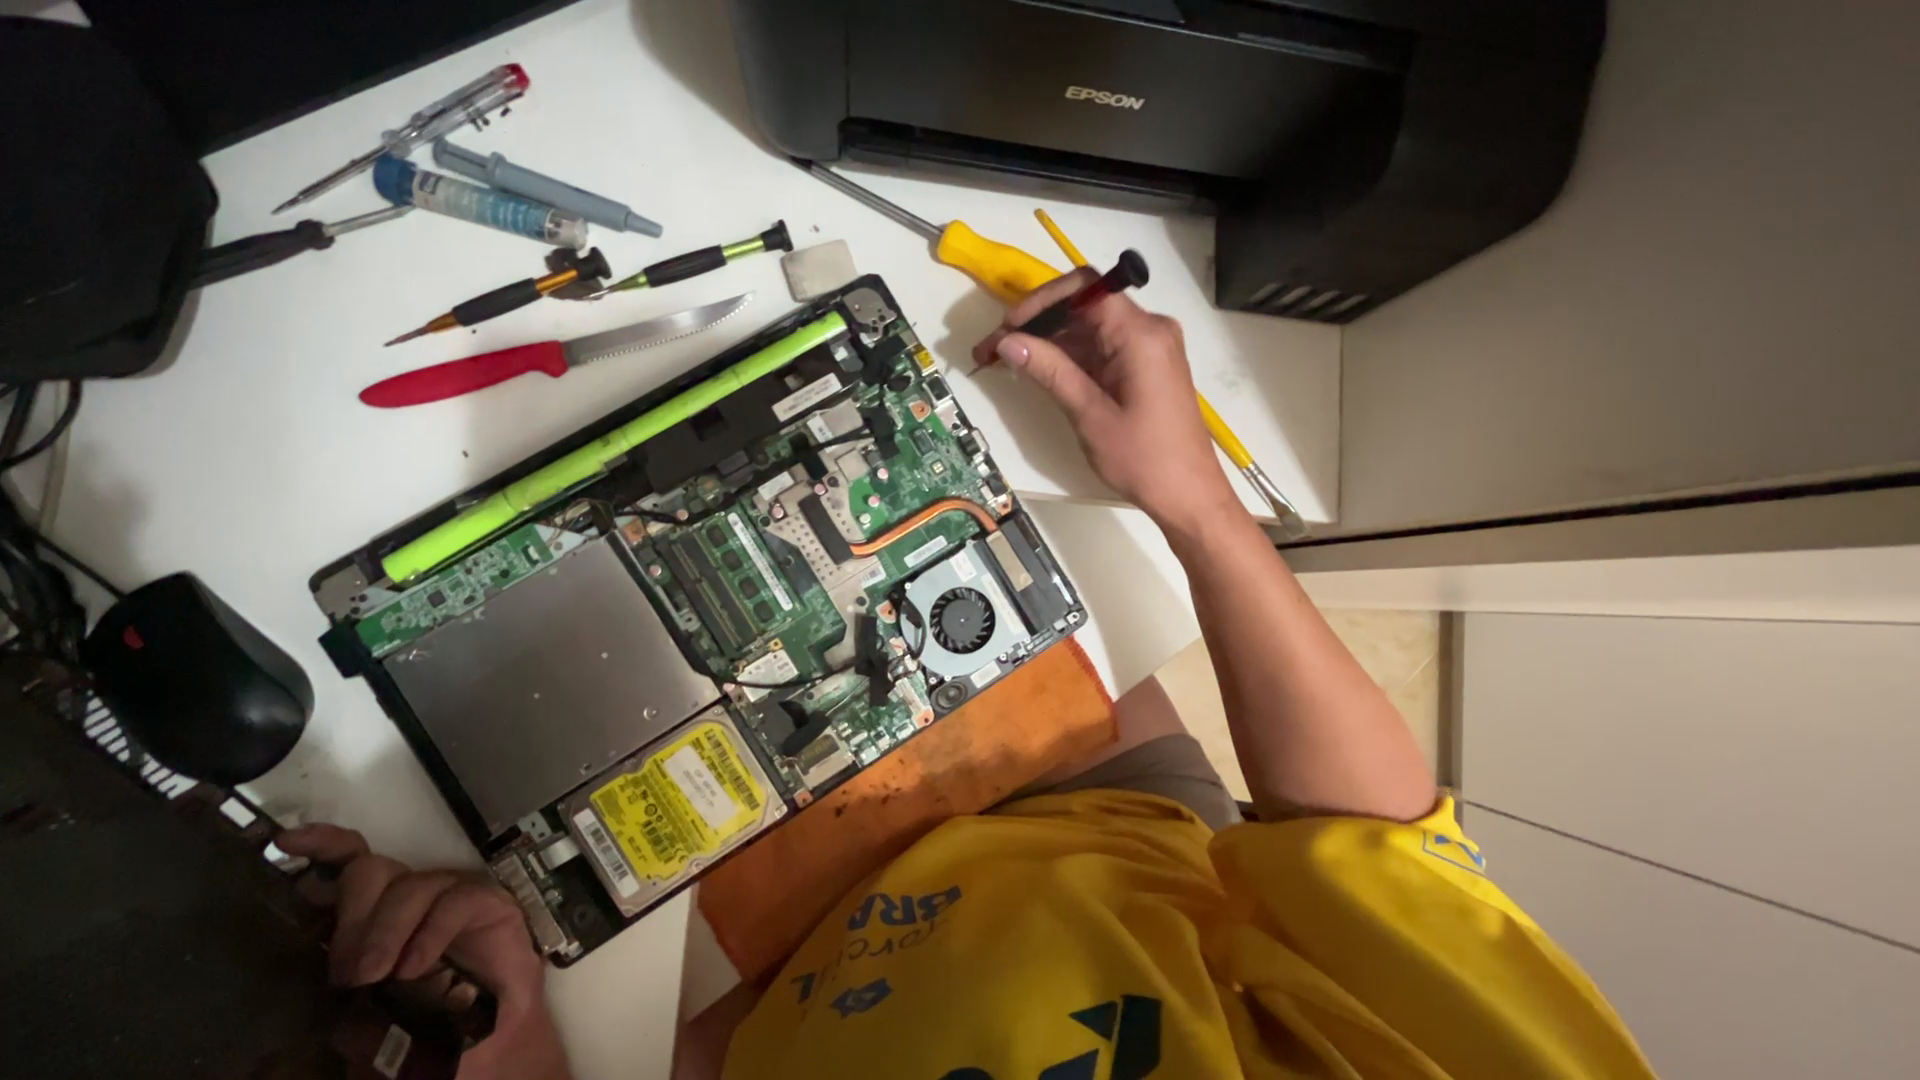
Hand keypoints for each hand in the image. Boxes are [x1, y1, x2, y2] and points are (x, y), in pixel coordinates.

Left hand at [278, 823, 571, 1079]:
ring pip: (410, 886)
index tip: (288, 844)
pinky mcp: (488, 904)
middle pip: (371, 871)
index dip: (323, 846)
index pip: (348, 865)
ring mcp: (450, 897)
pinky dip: (430, 932)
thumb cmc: (424, 1028)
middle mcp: (409, 898)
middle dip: (353, 915)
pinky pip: (454, 902)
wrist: (491, 1040)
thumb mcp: (366, 1020)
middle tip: (350, 972)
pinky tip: (417, 965)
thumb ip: (340, 1004)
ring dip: (387, 931)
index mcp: (374, 917)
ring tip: (378, 976)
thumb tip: (309, 994)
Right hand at [973, 270, 1238, 530]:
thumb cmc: (1144, 459)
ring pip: (1088, 328)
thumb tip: (1006, 342)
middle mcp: (1148, 329)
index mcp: (1140, 334)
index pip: (1084, 289)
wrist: (1189, 494)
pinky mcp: (1144, 367)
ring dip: (1047, 341)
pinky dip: (1068, 356)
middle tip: (992, 348)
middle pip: (1083, 305)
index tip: (1007, 327)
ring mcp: (1148, 348)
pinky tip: (1036, 370)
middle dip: (1036, 323)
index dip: (1039, 302)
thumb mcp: (1090, 414)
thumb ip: (1049, 371)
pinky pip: (1101, 348)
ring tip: (1003, 360)